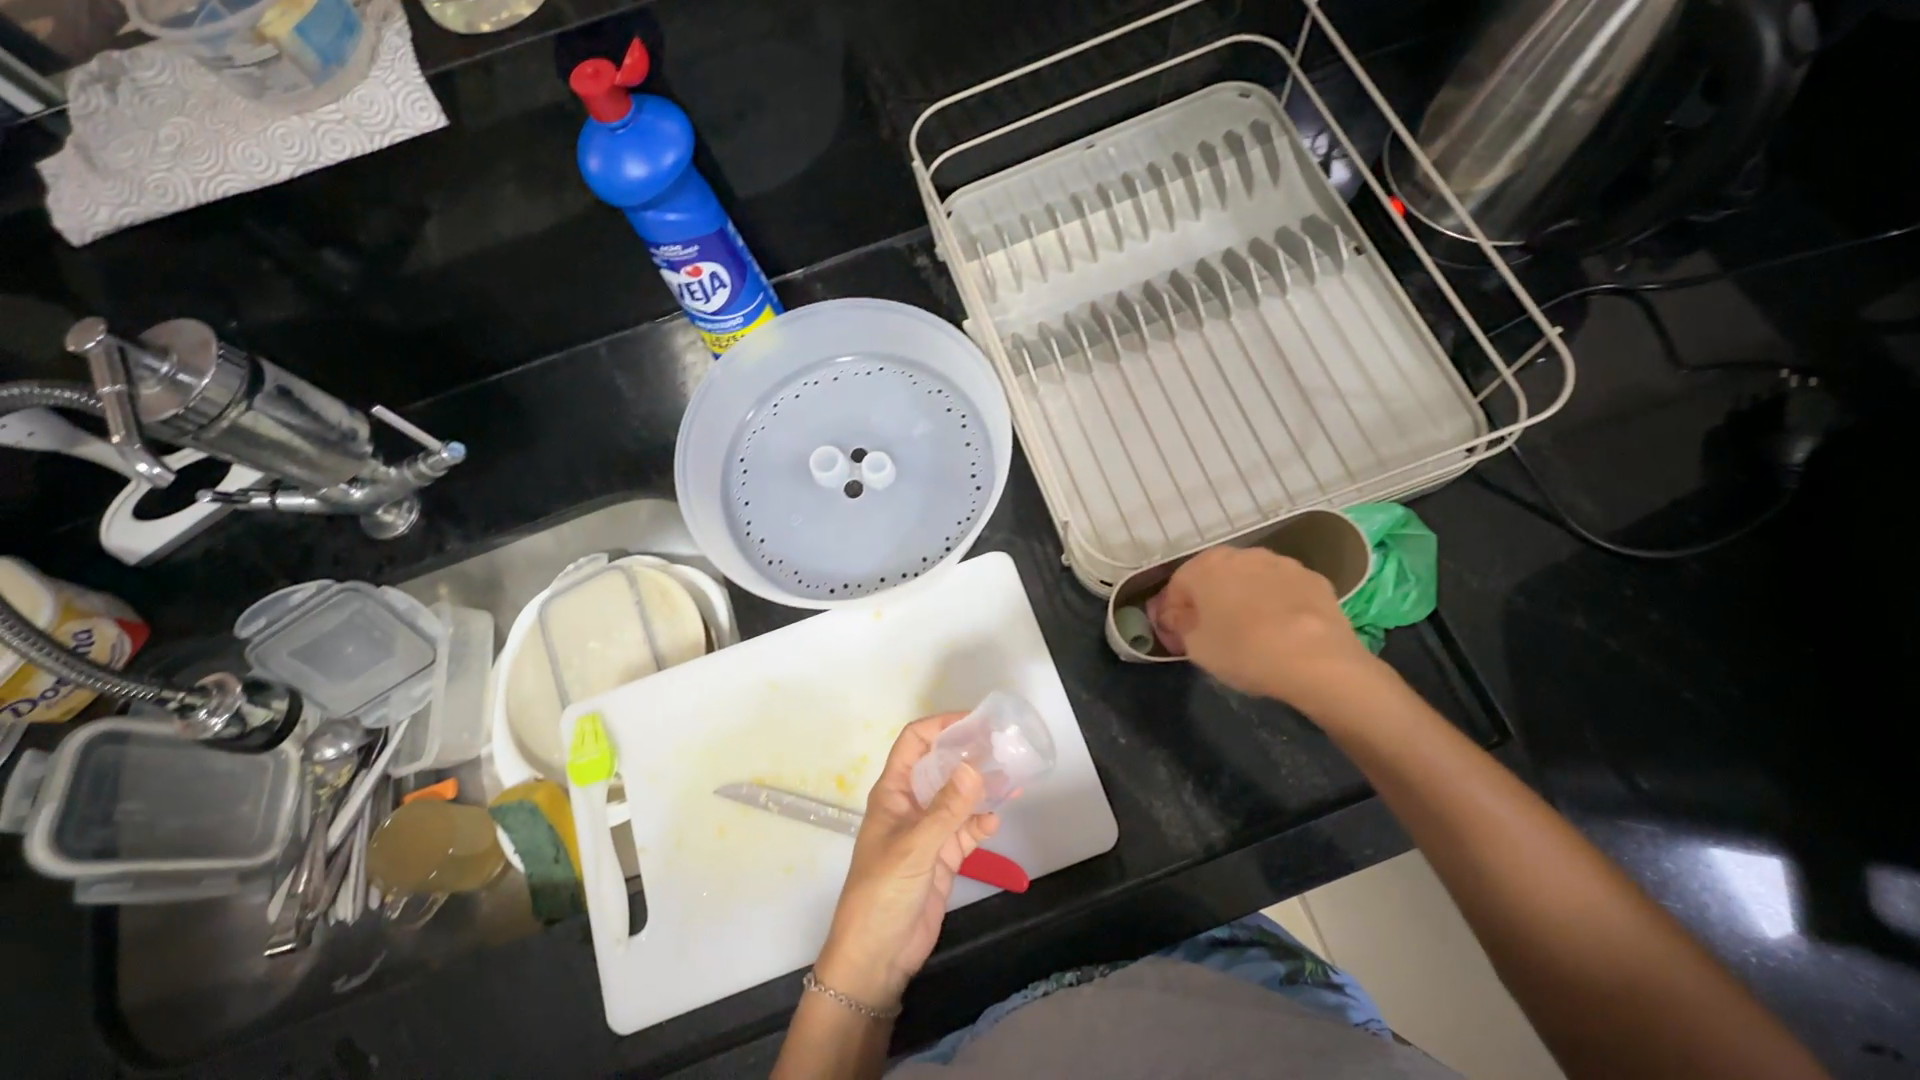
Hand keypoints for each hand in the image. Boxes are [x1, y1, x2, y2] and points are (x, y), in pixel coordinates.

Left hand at [815, 714, 1000, 1008]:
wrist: (876, 955)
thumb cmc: (881, 893)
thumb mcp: (914, 848)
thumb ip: (946, 809)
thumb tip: (974, 768)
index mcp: (893, 793)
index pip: (914, 744)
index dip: (941, 727)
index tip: (975, 722)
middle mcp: (911, 806)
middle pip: (941, 767)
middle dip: (969, 754)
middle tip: (1004, 746)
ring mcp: (928, 832)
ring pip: (958, 798)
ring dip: (982, 787)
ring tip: (1012, 777)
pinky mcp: (943, 858)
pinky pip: (966, 830)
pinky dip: (982, 822)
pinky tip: (997, 819)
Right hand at [1148, 546, 1378, 707]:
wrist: (1316, 659)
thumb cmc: (1242, 650)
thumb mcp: (1195, 647)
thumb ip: (1180, 625)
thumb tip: (1178, 617)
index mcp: (1205, 565)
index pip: (1177, 586)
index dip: (1172, 613)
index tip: (1177, 638)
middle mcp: (1243, 554)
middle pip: (1216, 577)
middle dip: (1210, 601)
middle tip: (1212, 634)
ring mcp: (1282, 563)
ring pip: (1253, 580)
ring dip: (1246, 600)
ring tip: (1251, 634)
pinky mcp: (1315, 579)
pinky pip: (1284, 591)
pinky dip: (1278, 606)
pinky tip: (1283, 633)